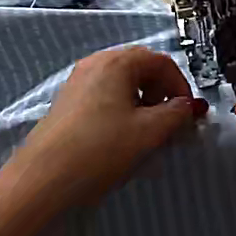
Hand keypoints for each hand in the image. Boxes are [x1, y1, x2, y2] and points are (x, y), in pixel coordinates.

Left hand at [0, 46, 205, 235]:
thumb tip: (189, 106)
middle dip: (161, 89)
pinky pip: (103, 92)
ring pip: (120, 80)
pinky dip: (121, 105)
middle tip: (171, 119)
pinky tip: (122, 133)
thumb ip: (176, 114)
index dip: (180, 84)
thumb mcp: (149, 132)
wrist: (45, 175)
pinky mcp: (68, 100)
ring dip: (142, 98)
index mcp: (115, 62)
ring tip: (148, 129)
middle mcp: (94, 63)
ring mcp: (77, 81)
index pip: (159, 60)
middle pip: (139, 66)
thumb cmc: (100, 148)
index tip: (188, 112)